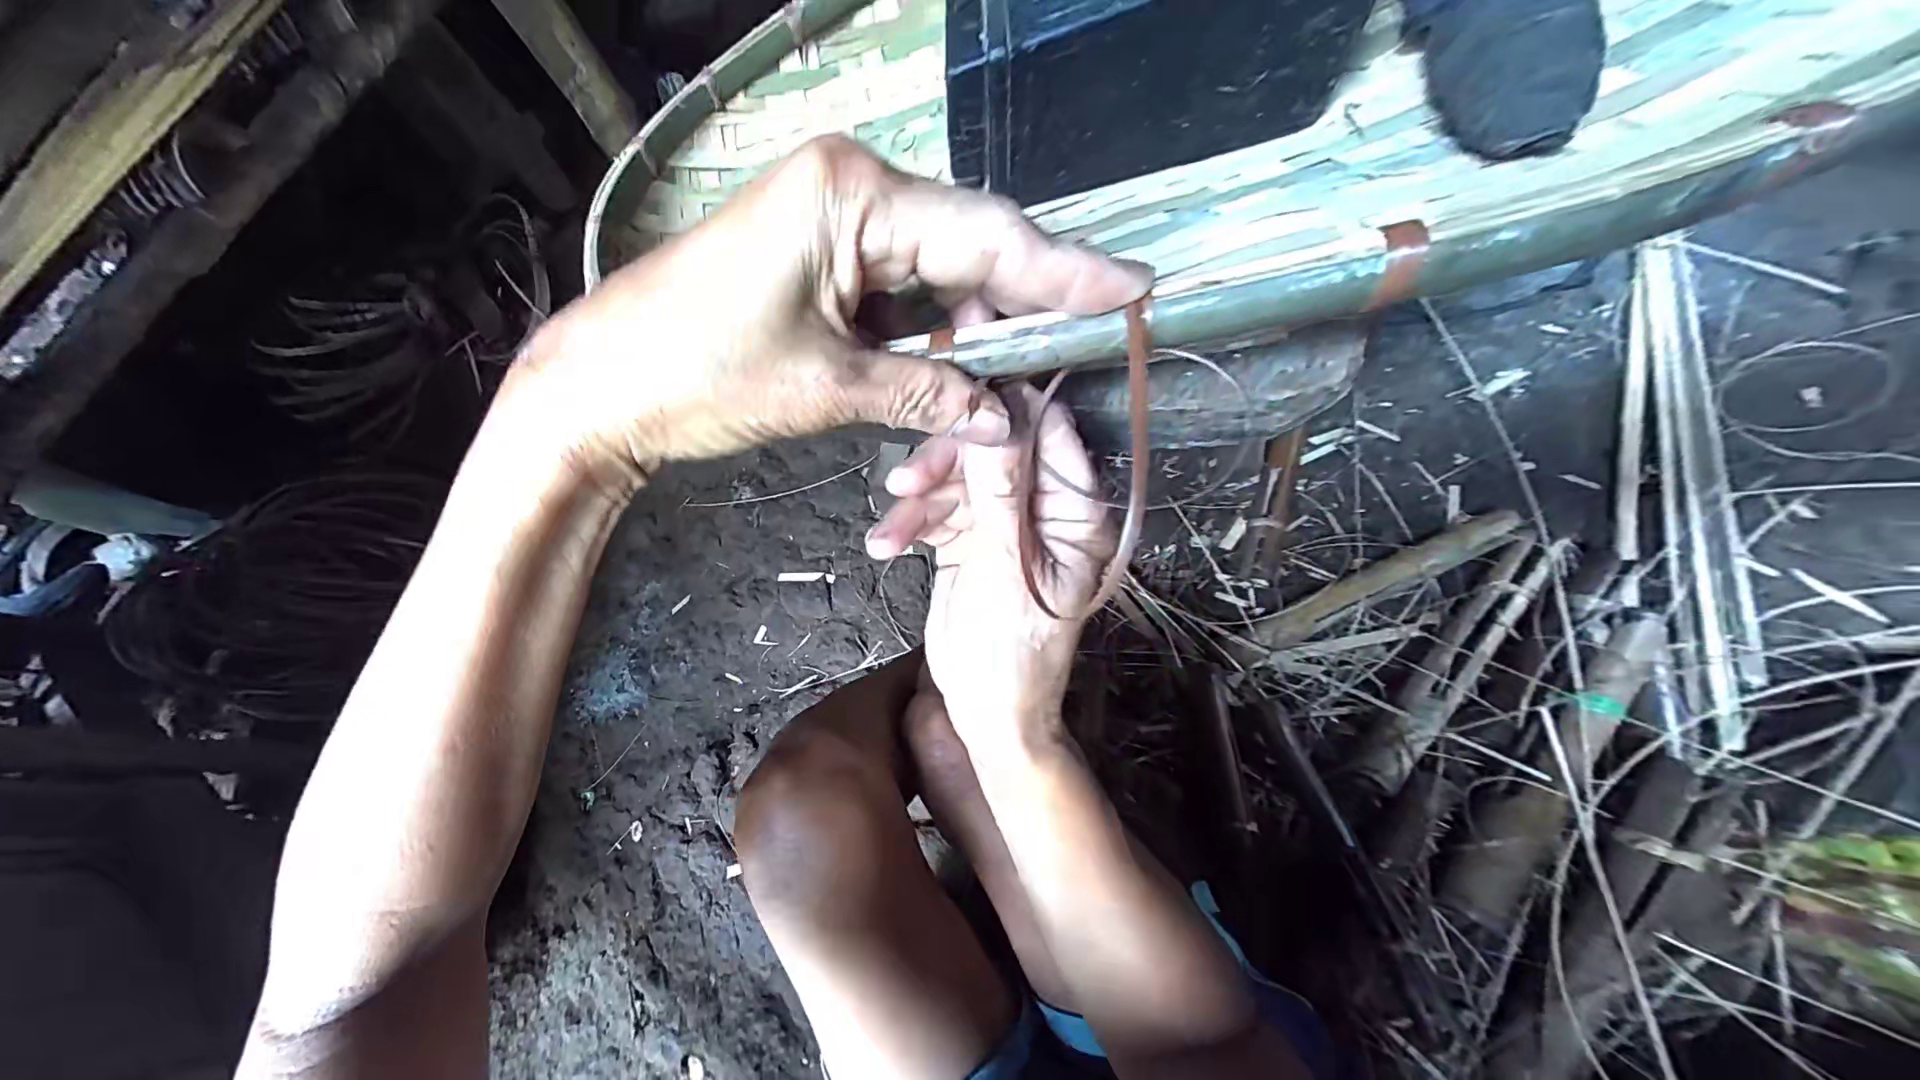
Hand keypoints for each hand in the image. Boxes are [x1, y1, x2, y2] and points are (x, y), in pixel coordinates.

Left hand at [501, 136, 1149, 494]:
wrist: (604, 385)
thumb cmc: (700, 374)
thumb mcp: (826, 387)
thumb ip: (925, 392)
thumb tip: (997, 415)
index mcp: (854, 197)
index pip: (988, 234)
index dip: (1065, 269)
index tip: (1131, 285)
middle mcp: (855, 194)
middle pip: (972, 247)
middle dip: (1025, 302)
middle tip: (1092, 332)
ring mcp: (840, 228)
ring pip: (942, 276)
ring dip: (979, 329)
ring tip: (1019, 372)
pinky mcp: (827, 264)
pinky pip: (906, 296)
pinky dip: (937, 336)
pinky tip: (962, 367)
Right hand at [868, 386, 1114, 727]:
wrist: (987, 710)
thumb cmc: (1015, 651)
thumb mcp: (1007, 569)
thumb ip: (999, 492)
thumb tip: (997, 417)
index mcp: (1074, 512)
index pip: (1049, 437)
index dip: (1009, 407)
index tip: (962, 388)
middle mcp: (1040, 509)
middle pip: (992, 454)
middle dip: (946, 464)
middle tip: (905, 478)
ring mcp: (1001, 523)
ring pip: (957, 482)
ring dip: (918, 501)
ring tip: (889, 533)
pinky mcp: (968, 540)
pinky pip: (937, 513)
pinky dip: (910, 525)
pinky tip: (885, 545)